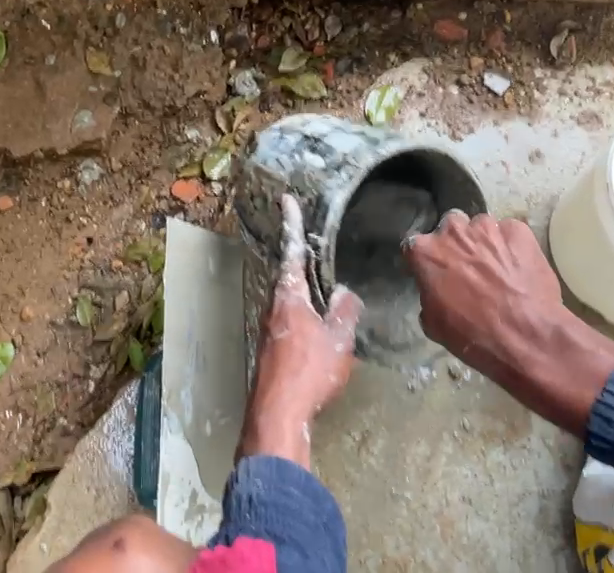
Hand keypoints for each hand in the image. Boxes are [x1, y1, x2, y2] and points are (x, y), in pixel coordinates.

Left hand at [239, 195, 362, 467]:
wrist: (278, 413)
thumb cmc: (309, 370)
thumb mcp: (338, 339)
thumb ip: (344, 311)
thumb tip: (344, 291)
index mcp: (289, 294)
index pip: (293, 250)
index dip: (292, 223)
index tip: (286, 200)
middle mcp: (274, 305)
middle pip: (289, 274)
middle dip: (302, 260)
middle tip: (314, 244)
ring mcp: (269, 327)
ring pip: (290, 299)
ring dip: (305, 291)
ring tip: (324, 289)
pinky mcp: (272, 348)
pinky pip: (291, 320)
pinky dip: (304, 314)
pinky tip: (317, 329)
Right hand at [404, 212, 613, 435]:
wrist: (532, 343)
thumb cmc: (476, 341)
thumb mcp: (435, 324)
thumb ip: (430, 295)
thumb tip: (437, 290)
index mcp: (424, 253)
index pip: (415, 245)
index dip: (428, 262)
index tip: (438, 276)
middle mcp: (453, 230)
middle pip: (449, 229)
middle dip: (458, 246)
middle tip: (471, 274)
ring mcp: (488, 228)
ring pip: (482, 229)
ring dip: (487, 246)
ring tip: (501, 276)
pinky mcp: (520, 232)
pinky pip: (510, 236)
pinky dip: (514, 250)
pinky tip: (521, 276)